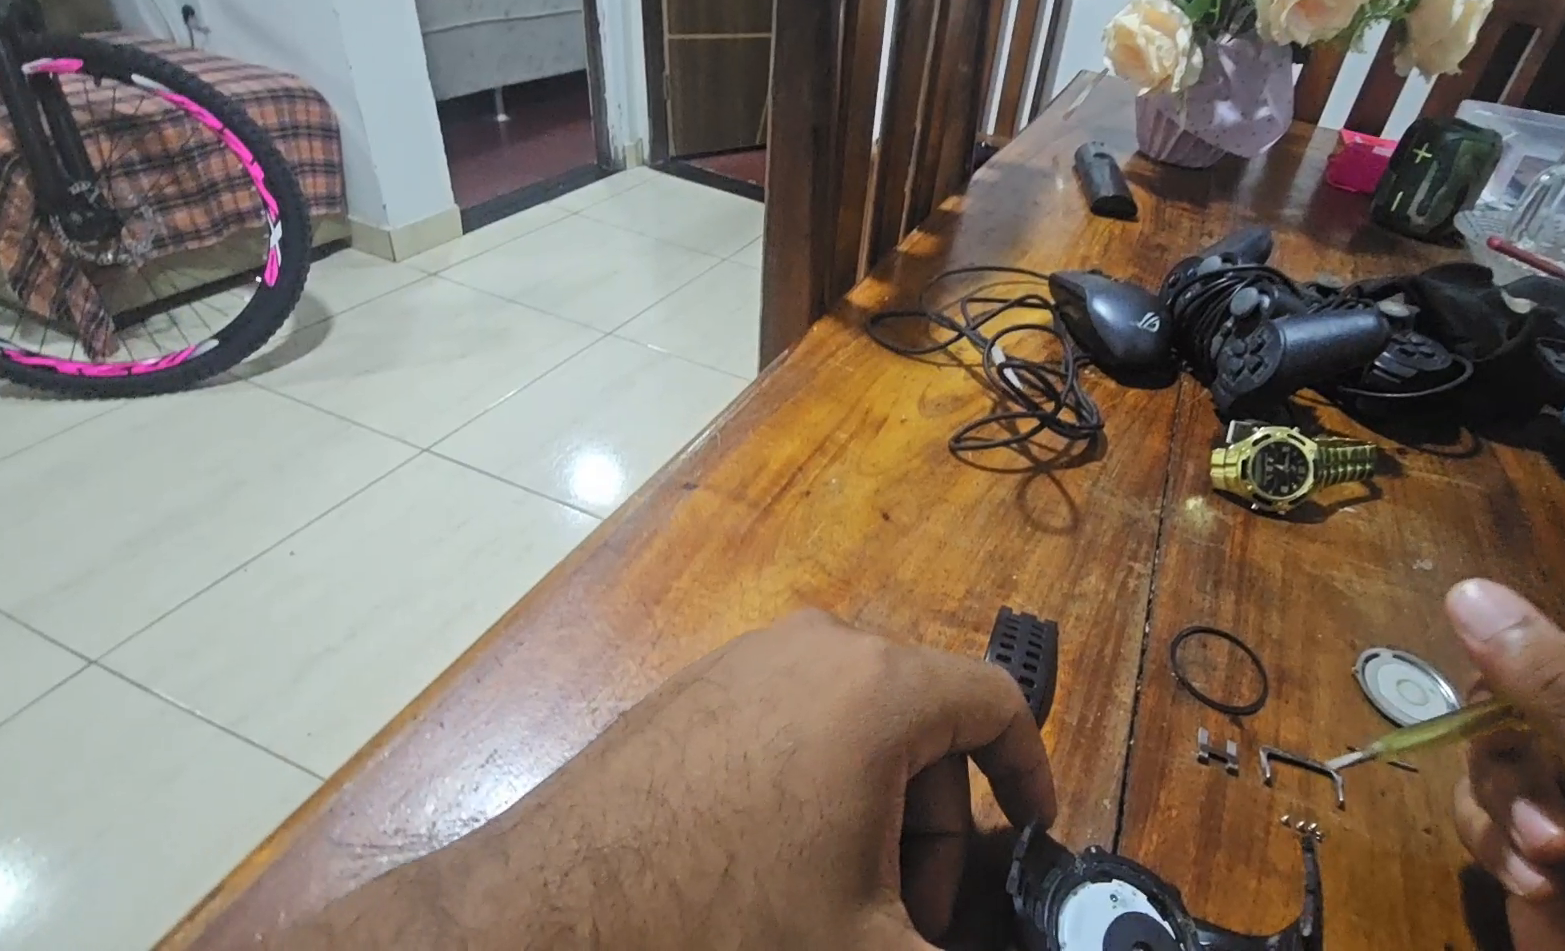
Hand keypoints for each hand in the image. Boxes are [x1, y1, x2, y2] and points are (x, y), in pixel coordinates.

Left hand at [271, 609, 1053, 949]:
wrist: (532, 925)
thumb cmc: (724, 927)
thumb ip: (955, 941)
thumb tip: (990, 938)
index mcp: (878, 684)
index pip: (996, 698)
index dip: (1028, 767)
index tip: (1032, 833)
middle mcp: (822, 643)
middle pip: (924, 716)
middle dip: (938, 814)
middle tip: (909, 908)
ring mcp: (754, 654)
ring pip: (861, 716)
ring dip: (880, 801)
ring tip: (839, 891)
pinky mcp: (704, 681)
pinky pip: (798, 713)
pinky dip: (821, 777)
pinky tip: (777, 854)